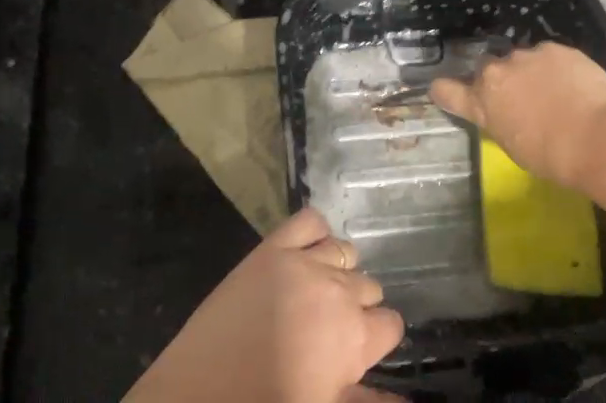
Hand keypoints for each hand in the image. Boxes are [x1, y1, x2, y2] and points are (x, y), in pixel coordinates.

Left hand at [125, 208, 404, 402]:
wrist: (199, 393)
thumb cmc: (268, 402)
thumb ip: (369, 401)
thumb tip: (405, 400)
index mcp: (354, 336)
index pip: (392, 323)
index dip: (377, 339)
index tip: (359, 352)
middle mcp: (336, 289)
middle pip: (369, 285)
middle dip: (357, 307)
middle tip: (331, 330)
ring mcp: (301, 262)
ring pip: (345, 252)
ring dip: (340, 272)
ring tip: (319, 294)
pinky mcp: (270, 248)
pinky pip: (308, 220)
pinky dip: (316, 231)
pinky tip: (309, 253)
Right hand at [429, 41, 605, 188]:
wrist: (599, 136)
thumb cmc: (554, 157)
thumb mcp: (516, 147)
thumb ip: (503, 122)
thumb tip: (510, 114)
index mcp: (482, 103)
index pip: (447, 91)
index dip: (445, 90)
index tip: (445, 90)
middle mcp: (497, 72)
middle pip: (489, 69)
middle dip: (501, 80)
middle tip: (522, 99)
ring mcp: (526, 56)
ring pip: (522, 60)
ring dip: (531, 72)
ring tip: (556, 92)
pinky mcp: (556, 48)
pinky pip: (549, 56)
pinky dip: (557, 67)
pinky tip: (575, 84)